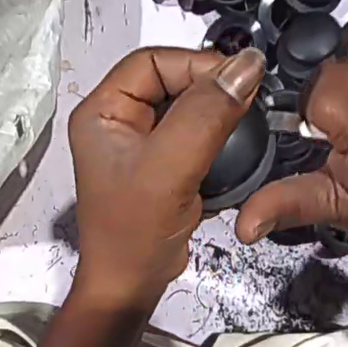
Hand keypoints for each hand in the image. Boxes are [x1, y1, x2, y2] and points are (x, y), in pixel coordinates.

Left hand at [68, 46, 266, 309]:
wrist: (131, 283)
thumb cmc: (132, 234)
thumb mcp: (169, 167)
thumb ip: (206, 114)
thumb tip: (245, 67)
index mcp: (102, 112)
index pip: (152, 62)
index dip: (195, 64)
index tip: (236, 78)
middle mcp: (118, 123)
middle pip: (172, 81)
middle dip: (210, 88)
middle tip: (244, 100)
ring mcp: (140, 145)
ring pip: (187, 108)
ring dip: (216, 112)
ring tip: (242, 122)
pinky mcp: (162, 166)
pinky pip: (194, 134)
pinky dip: (216, 136)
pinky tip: (231, 145)